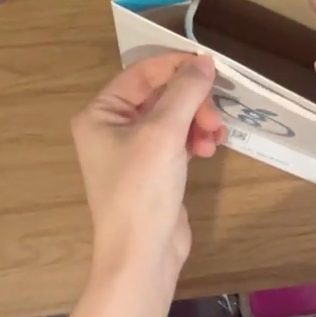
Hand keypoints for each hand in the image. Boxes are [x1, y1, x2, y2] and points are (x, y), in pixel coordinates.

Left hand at [71, 53, 227, 286]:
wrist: (142, 255)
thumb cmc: (142, 190)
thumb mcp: (163, 133)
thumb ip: (185, 92)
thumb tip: (204, 61)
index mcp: (100, 114)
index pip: (141, 73)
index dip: (176, 66)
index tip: (210, 66)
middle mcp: (111, 128)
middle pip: (160, 95)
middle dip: (192, 101)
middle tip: (214, 116)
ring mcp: (132, 150)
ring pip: (173, 117)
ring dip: (198, 120)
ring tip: (216, 137)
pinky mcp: (153, 169)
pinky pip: (178, 138)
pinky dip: (196, 138)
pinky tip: (211, 149)